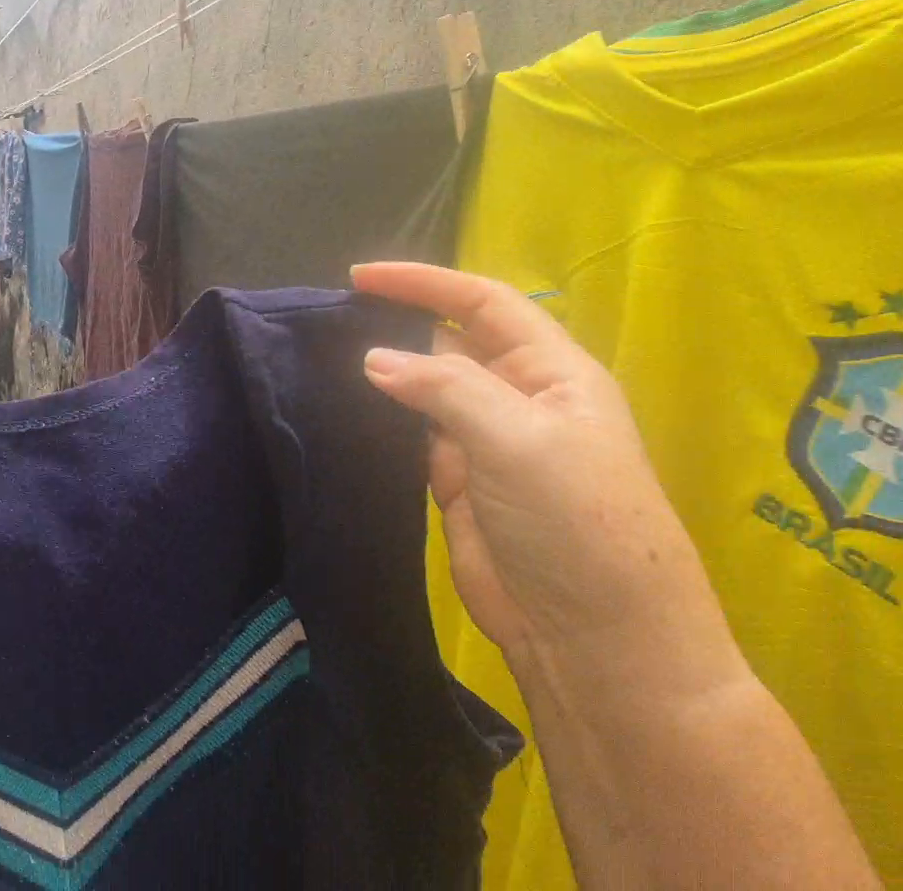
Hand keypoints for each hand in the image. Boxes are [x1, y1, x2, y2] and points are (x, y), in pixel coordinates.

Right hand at [350, 267, 878, 890]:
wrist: (590, 632)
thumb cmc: (575, 522)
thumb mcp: (519, 440)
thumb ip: (445, 389)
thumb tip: (372, 358)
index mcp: (553, 374)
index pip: (484, 305)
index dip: (425, 283)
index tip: (358, 278)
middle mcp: (518, 399)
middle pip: (450, 341)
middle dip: (397, 322)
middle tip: (328, 319)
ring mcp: (484, 444)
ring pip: (424, 389)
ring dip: (382, 372)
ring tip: (319, 358)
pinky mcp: (453, 483)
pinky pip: (408, 436)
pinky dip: (376, 420)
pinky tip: (339, 412)